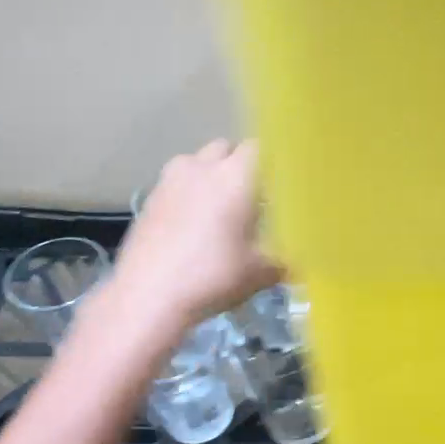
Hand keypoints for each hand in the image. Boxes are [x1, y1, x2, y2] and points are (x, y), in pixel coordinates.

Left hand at [107, 139, 281, 331]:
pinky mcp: (149, 198)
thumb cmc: (212, 277)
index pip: (261, 147)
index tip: (281, 182)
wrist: (148, 296)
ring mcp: (170, 180)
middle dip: (240, 165)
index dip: (272, 161)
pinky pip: (176, 184)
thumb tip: (296, 261)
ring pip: (197, 163)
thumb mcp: (260, 274)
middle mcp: (201, 167)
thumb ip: (284, 260)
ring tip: (218, 210)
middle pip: (226, 149)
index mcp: (235, 176)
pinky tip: (192, 227)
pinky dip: (188, 195)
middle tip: (251, 197)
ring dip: (210, 177)